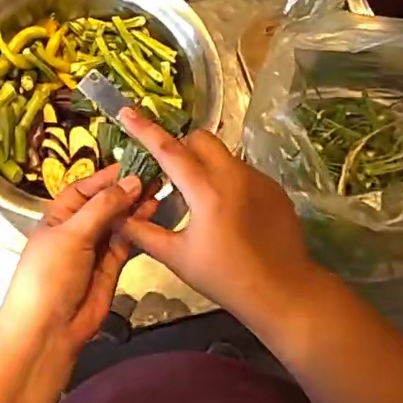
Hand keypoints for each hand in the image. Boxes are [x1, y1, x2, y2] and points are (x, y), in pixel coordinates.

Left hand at [0, 166, 152, 355]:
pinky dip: (140, 227)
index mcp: (59, 215)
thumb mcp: (72, 234)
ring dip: (136, 205)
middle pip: (106, 202)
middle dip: (127, 189)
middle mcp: (77, 228)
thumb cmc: (49, 276)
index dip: (108, 176)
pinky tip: (154, 211)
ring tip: (159, 188)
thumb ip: (104, 207)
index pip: (86, 187)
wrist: (49, 330)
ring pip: (119, 220)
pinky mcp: (111, 265)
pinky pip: (127, 240)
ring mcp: (95, 247)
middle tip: (154, 173)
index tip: (134, 163)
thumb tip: (132, 182)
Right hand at [114, 107, 328, 321]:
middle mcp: (234, 175)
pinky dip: (227, 180)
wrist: (283, 291)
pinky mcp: (274, 188)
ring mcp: (258, 179)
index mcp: (206, 191)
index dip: (145, 129)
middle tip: (170, 173)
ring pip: (223, 154)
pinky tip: (228, 212)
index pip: (169, 150)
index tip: (128, 112)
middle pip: (200, 139)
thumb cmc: (225, 277)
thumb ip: (144, 233)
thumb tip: (119, 217)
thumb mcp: (178, 258)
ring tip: (199, 198)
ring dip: (205, 164)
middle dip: (181, 146)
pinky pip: (242, 171)